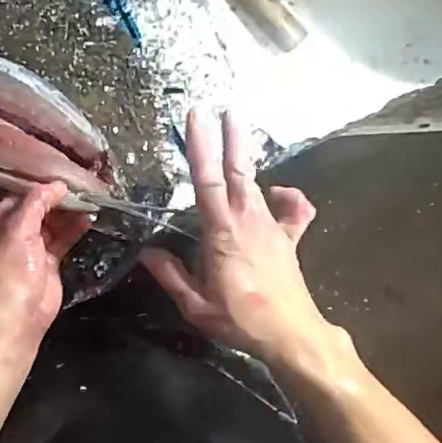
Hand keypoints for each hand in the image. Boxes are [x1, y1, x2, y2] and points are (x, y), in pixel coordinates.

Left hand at [0, 182, 91, 345]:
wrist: (21, 314)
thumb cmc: (12, 270)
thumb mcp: (18, 231)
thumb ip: (36, 204)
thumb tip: (56, 185)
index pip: (12, 202)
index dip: (34, 192)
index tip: (56, 181)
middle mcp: (6, 239)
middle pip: (32, 213)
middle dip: (54, 203)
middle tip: (76, 190)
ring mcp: (27, 253)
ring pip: (49, 227)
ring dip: (66, 216)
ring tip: (86, 202)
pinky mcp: (46, 264)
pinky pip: (60, 242)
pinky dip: (72, 231)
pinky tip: (87, 220)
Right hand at [143, 108, 336, 366]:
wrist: (291, 333)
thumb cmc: (240, 320)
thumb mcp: (196, 306)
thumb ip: (171, 276)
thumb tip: (148, 253)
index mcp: (222, 233)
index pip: (207, 181)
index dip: (201, 146)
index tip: (197, 116)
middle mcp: (249, 221)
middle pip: (238, 171)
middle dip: (230, 138)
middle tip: (223, 109)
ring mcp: (272, 228)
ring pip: (258, 185)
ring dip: (247, 159)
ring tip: (239, 134)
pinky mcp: (289, 240)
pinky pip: (293, 211)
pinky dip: (288, 198)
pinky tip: (278, 193)